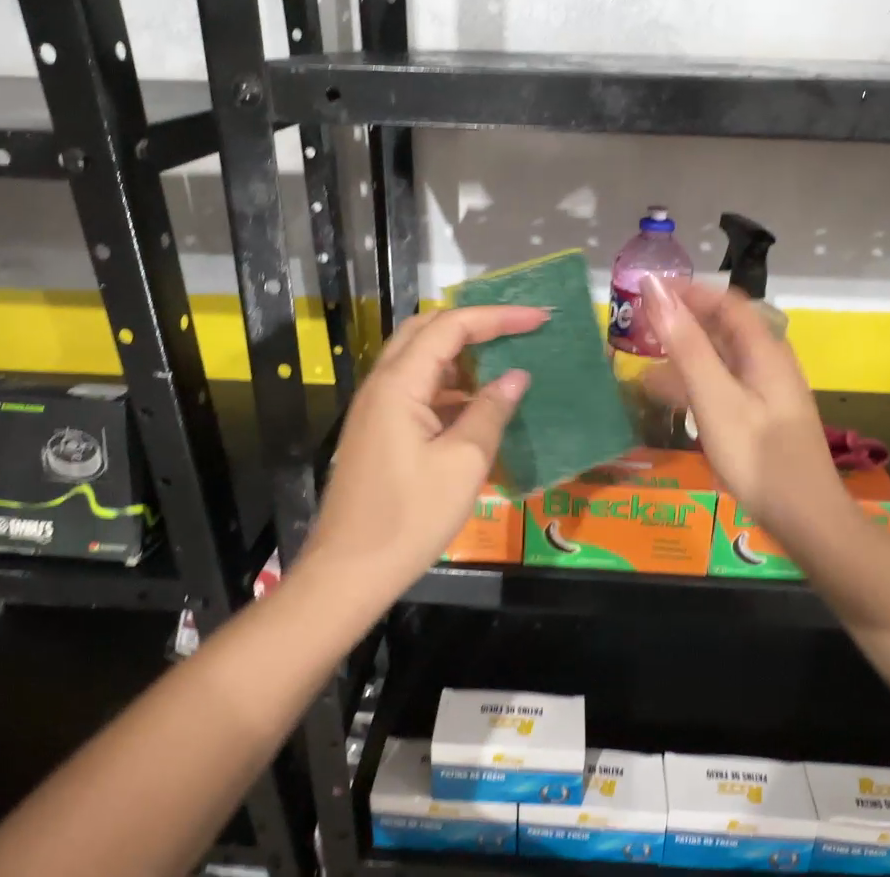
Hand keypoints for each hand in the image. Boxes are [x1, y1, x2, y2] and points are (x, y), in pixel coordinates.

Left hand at [302, 306, 545, 593]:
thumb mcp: (463, 463)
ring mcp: (376, 410)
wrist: (350, 572)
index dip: (497, 317)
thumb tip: (517, 375)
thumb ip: (490, 411)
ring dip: (462, 357)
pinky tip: (480, 407)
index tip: (540, 318)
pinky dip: (450, 389)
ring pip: (420, 362)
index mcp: (399, 384)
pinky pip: (416, 393)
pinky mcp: (378, 433)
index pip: (449, 326)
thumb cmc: (410, 518)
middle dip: (474, 326)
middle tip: (519, 332)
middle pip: (426, 332)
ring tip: (507, 365)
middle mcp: (382, 386)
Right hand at [640, 276, 838, 521]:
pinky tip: (672, 402)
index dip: (687, 292)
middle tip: (639, 329)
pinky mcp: (762, 419)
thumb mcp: (715, 397)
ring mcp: (768, 393)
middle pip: (724, 328)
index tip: (646, 294)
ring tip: (645, 364)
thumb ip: (686, 344)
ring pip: (723, 359)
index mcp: (764, 350)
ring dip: (686, 355)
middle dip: (683, 322)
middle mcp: (769, 363)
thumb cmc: (757, 455)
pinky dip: (696, 384)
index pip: (725, 302)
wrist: (806, 518)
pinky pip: (725, 386)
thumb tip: (655, 289)